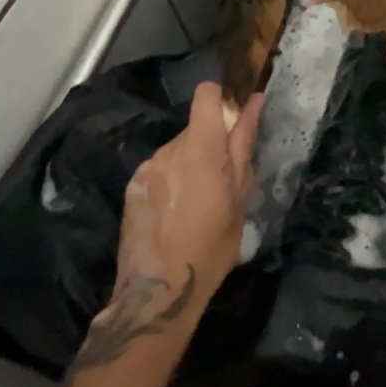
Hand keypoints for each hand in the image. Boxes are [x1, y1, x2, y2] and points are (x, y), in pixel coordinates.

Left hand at [114, 82, 264, 305]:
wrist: (158, 291)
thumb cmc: (211, 243)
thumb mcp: (239, 195)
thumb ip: (243, 144)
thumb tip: (254, 101)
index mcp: (199, 147)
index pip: (206, 95)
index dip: (223, 99)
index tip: (235, 121)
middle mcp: (167, 149)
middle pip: (195, 128)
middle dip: (211, 145)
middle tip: (224, 183)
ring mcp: (146, 169)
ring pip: (178, 152)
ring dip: (191, 165)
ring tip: (199, 204)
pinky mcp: (132, 189)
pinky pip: (161, 171)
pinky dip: (172, 182)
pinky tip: (177, 215)